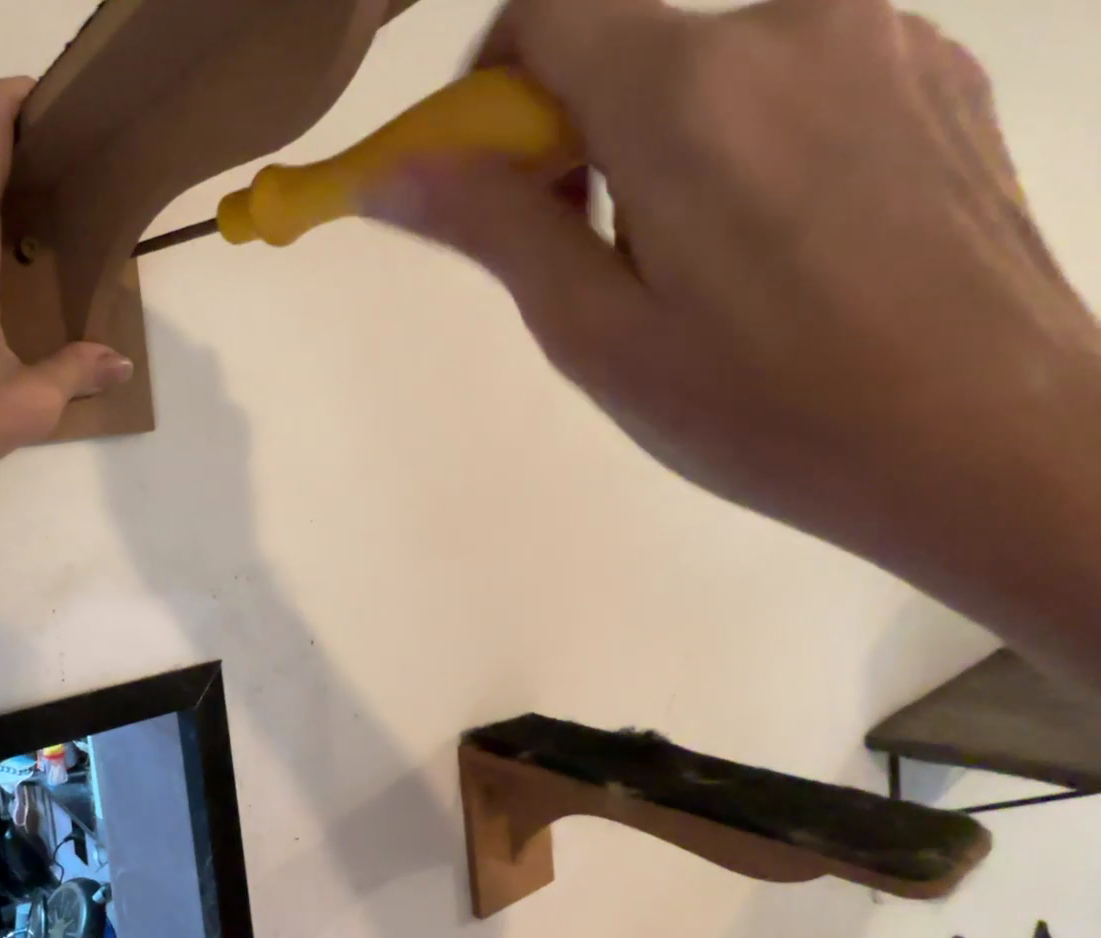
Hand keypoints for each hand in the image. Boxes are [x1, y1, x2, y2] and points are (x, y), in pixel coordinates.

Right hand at [365, 0, 1100, 560]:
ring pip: (703, 66)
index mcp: (688, 89)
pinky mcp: (935, 76)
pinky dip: (736, 139)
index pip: (543, 13)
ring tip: (685, 263)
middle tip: (583, 251)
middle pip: (622, 44)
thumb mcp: (593, 329)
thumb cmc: (761, 405)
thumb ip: (490, 226)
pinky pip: (787, 79)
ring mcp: (882, 40)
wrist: (994, 446)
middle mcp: (790, 23)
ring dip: (653, 141)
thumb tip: (391, 171)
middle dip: (570, 132)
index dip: (488, 87)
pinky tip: (767, 244)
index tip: (490, 178)